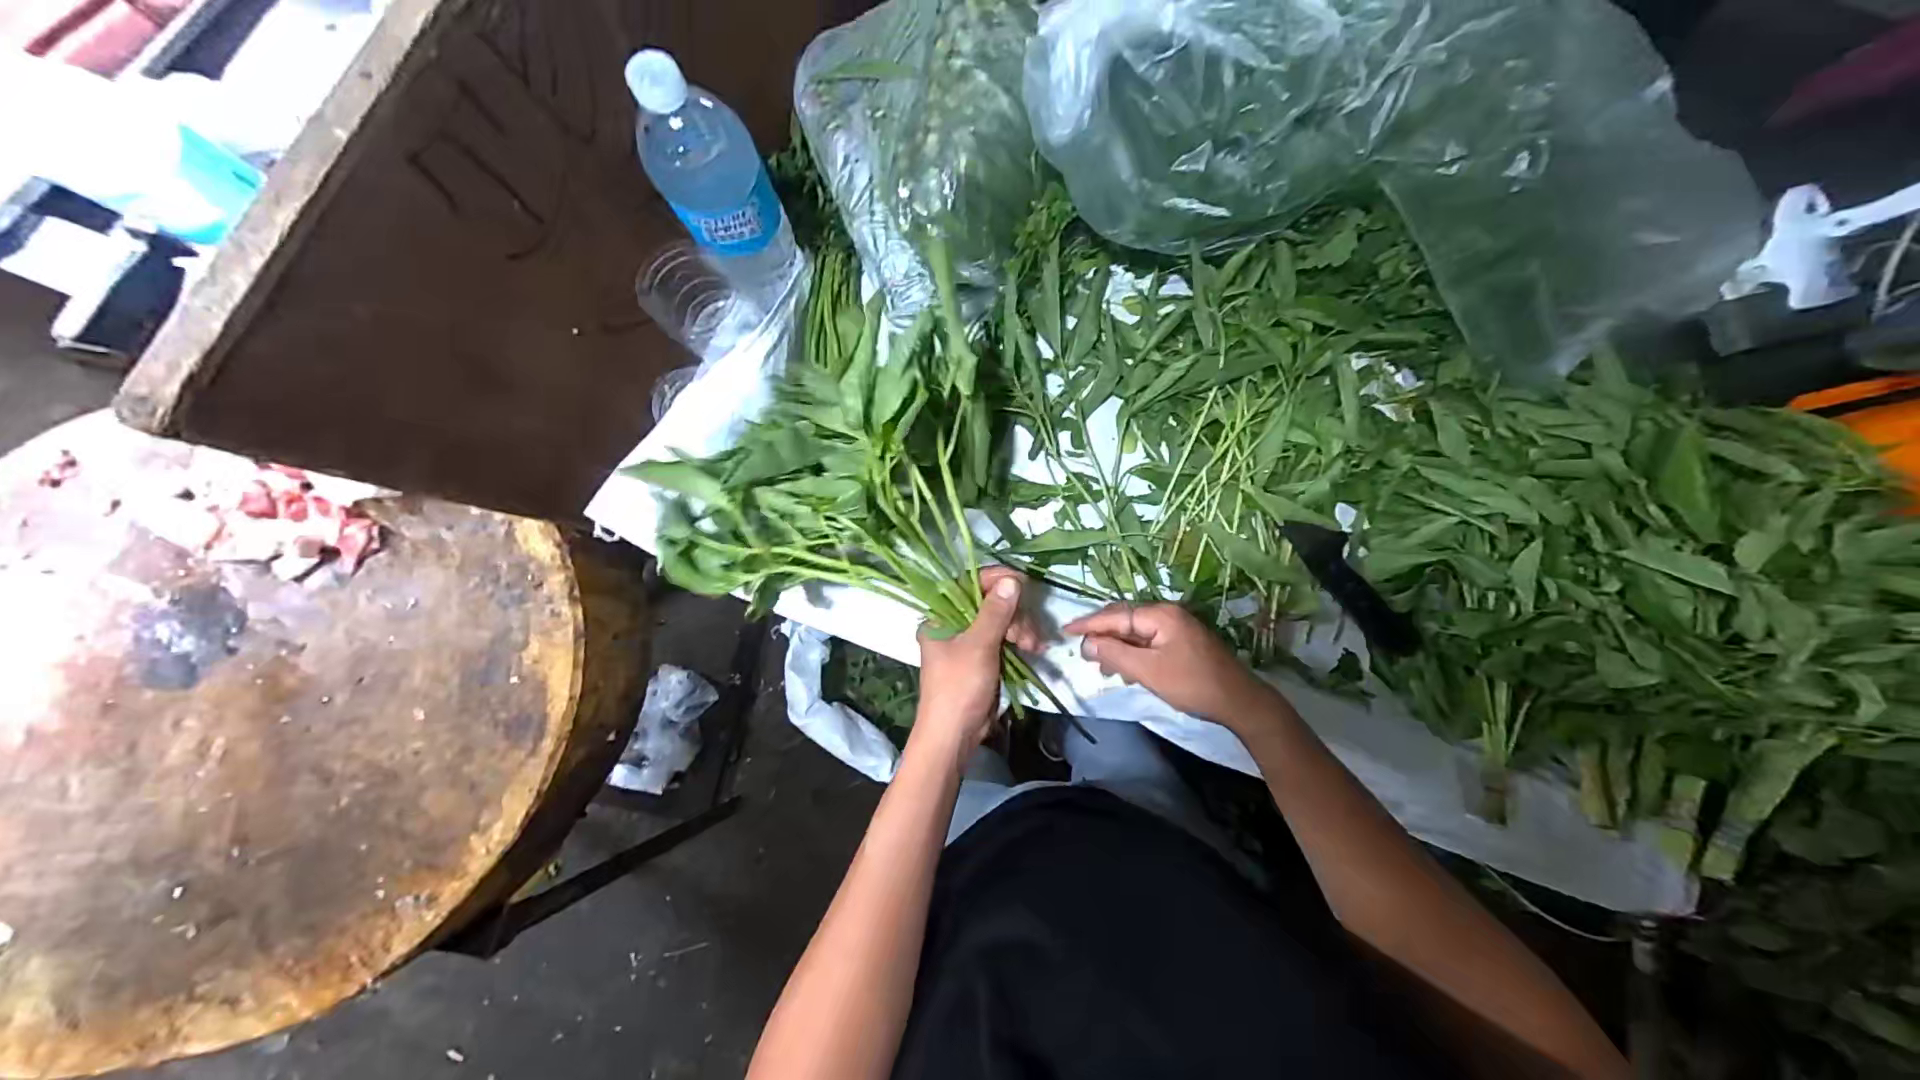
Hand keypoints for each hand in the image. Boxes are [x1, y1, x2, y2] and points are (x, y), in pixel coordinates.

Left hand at [913, 567, 1039, 766]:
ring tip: (1032, 646)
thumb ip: (995, 612)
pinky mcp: (982, 658)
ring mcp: (967, 642)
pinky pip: (1003, 639)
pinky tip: (1033, 649)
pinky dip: (1018, 641)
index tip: (1022, 583)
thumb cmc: (958, 688)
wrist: (953, 736)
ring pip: (1000, 621)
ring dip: (1020, 629)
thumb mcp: (978, 646)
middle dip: (1013, 613)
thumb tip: (1011, 580)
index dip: (995, 580)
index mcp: (939, 617)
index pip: (967, 584)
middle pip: (988, 602)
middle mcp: (951, 624)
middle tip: (1026, 634)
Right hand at [1063, 602, 1280, 729]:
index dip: (1088, 624)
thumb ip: (1115, 654)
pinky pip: (1148, 642)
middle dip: (1102, 636)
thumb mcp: (1148, 671)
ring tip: (1103, 667)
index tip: (1065, 631)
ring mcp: (1177, 627)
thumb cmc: (1192, 684)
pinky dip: (1133, 653)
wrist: (1239, 702)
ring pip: (1136, 633)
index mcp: (1160, 615)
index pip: (1115, 615)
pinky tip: (1126, 671)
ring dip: (1117, 647)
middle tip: (1083, 654)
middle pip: (1124, 620)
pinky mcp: (1182, 642)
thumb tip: (1087, 643)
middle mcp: (1168, 614)